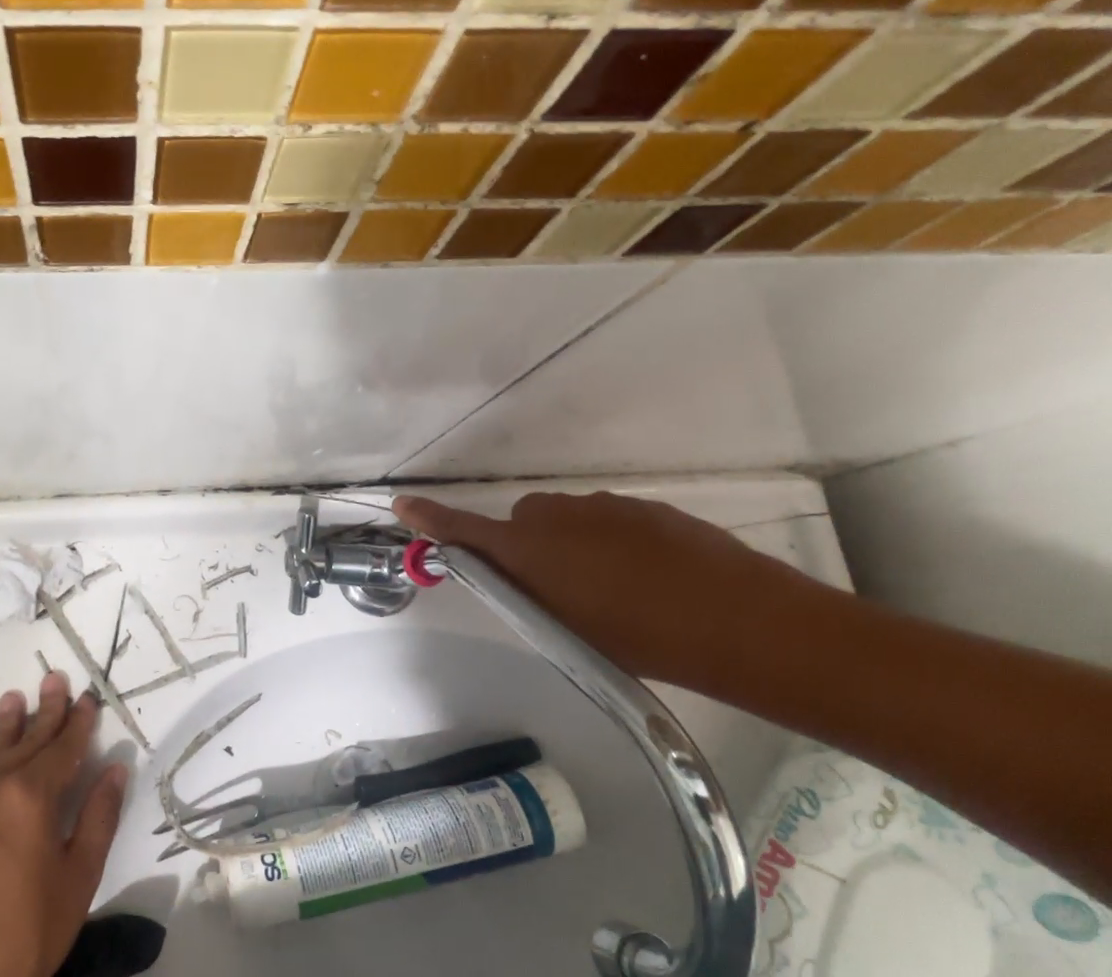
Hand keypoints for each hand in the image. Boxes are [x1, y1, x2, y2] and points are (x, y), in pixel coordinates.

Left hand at [0, 671, 127, 976]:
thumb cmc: (35, 927)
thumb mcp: (80, 874)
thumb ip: (98, 816)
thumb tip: (114, 769)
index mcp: (32, 798)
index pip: (63, 750)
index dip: (78, 724)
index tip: (88, 698)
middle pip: (27, 744)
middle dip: (46, 714)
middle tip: (55, 680)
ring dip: (4, 728)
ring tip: (12, 699)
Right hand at [394, 491, 830, 685]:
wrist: (740, 622)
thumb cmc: (641, 641)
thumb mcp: (568, 630)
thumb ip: (531, 595)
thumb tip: (516, 579)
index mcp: (530, 551)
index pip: (465, 531)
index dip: (432, 520)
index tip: (403, 504)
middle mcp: (557, 517)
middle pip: (523, 521)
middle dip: (528, 545)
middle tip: (557, 589)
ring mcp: (605, 507)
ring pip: (569, 519)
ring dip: (575, 543)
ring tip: (618, 590)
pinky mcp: (646, 507)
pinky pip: (611, 520)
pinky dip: (615, 541)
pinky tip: (652, 578)